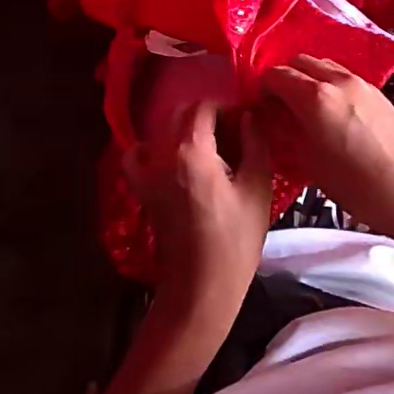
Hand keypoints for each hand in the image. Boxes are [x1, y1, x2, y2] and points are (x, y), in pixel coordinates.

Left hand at [125, 100, 272, 317]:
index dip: (225, 106)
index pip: (203, 108)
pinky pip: (136, 156)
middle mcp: (163, 154)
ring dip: (180, 127)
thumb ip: (255, 146)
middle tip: (229, 130)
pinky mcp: (141, 190)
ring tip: (205, 143)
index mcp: (193, 152)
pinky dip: (148, 148)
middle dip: (204, 114)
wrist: (201, 287)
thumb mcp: (257, 190)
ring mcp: (147, 172)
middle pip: (179, 113)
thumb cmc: (235, 241)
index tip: (243, 118)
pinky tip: (168, 156)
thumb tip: (248, 117)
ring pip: (159, 130)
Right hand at [257, 54, 393, 241]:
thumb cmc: (355, 185)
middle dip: (285, 77)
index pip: (276, 74)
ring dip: (308, 77)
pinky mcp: (377, 91)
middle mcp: (337, 79)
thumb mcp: (309, 161)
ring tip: (305, 107)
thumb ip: (286, 129)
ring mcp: (360, 82)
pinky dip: (328, 83)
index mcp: (315, 96)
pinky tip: (331, 111)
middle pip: (299, 61)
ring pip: (322, 65)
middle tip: (280, 104)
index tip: (260, 106)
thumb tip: (271, 114)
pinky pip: (342, 75)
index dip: (263, 88)